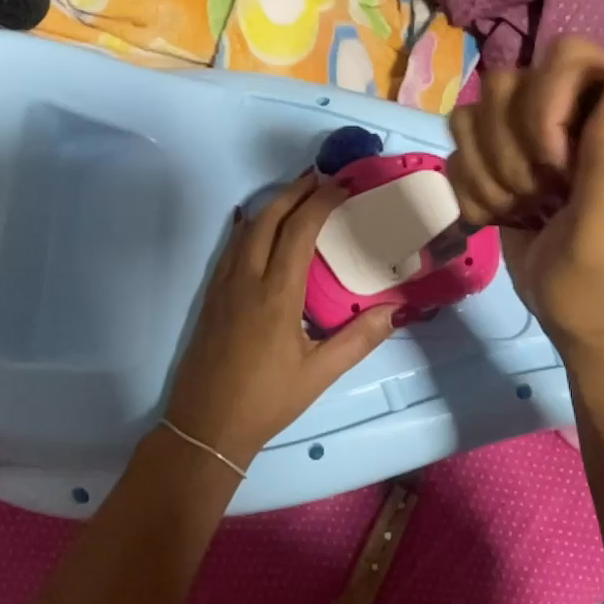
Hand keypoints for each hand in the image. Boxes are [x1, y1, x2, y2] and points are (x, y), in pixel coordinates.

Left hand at [163, 174, 394, 468]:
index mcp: (277, 294)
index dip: (321, 201)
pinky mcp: (211, 297)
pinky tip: (250, 221)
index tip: (343, 185)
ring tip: (296, 193)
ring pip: (246, 229)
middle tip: (320, 177)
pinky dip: (247, 226)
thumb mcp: (319, 374)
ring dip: (272, 205)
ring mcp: (223, 286)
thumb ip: (359, 339)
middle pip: (269, 218)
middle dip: (294, 191)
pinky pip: (230, 247)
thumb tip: (398, 310)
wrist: (205, 426)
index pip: (300, 230)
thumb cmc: (267, 401)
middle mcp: (246, 279)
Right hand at [446, 37, 603, 350]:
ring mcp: (532, 132)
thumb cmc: (603, 284)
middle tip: (541, 199)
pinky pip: (457, 146)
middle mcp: (576, 111)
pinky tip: (500, 216)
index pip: (568, 57)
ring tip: (523, 210)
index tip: (556, 169)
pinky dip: (471, 190)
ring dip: (489, 175)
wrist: (573, 319)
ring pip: (475, 112)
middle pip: (508, 83)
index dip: (546, 109)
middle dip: (512, 154)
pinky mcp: (497, 155)